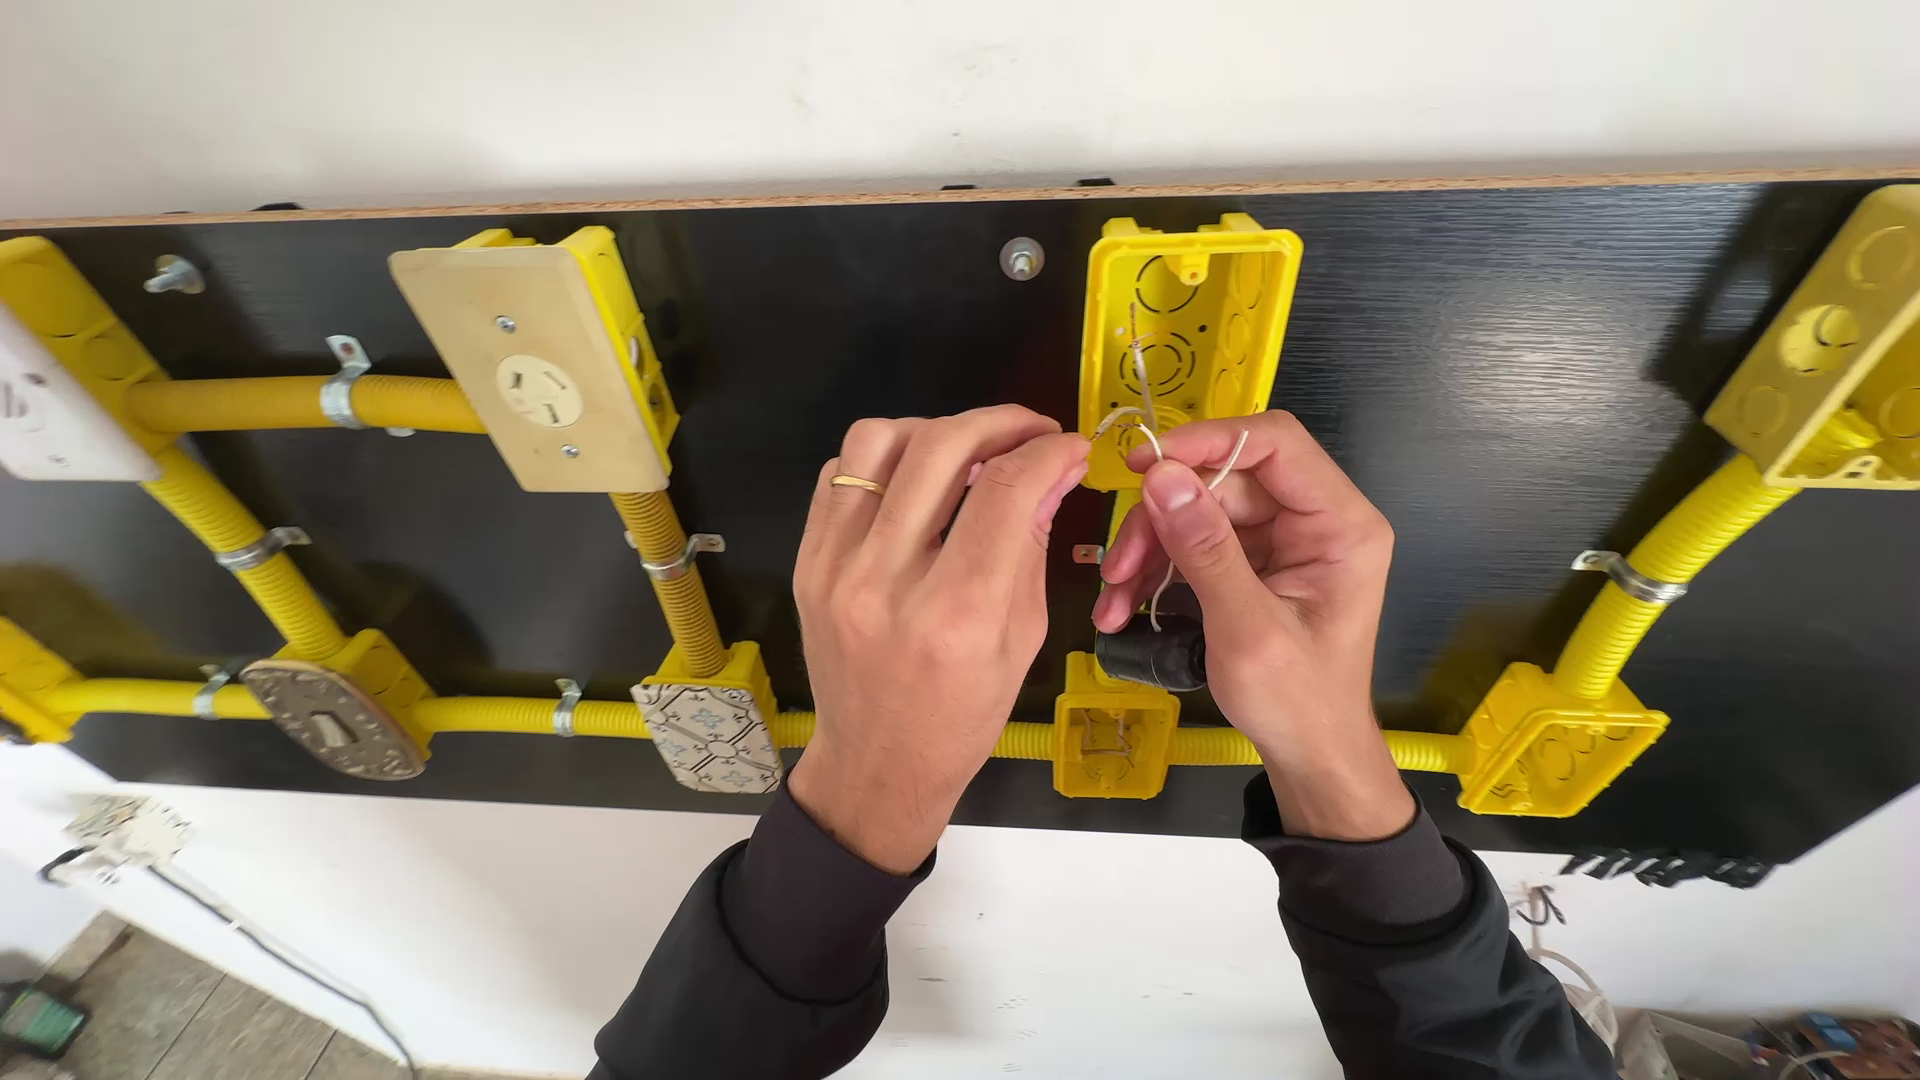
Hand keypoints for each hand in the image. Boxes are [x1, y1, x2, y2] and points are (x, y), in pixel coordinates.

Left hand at [789, 406, 1089, 871]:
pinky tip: (915, 480)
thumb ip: (1032, 546)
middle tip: (1030, 431)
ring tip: (967, 450)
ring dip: (935, 429)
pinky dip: (885, 457)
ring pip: (878, 440)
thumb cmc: (961, 719)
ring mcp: (835, 567)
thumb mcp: (1022, 640)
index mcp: (957, 614)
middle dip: (1000, 421)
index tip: (1071, 447)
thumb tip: (1053, 471)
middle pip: (941, 447)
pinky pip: (839, 472)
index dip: (1048, 451)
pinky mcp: (808, 563)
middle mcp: (887, 581)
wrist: (876, 765)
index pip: (1007, 491)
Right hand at [1091, 411, 1411, 840]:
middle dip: (1161, 520)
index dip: (1208, 440)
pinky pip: (1190, 544)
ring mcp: (1276, 541)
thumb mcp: (1246, 629)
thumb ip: (1205, 550)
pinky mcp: (1247, 562)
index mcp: (1339, 525)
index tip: (1145, 464)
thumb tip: (1161, 476)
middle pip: (1221, 482)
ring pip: (1195, 511)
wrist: (1307, 754)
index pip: (1275, 444)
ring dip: (1147, 550)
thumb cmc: (1296, 701)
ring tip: (1115, 597)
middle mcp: (1310, 520)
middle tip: (1119, 565)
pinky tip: (1123, 606)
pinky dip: (1154, 571)